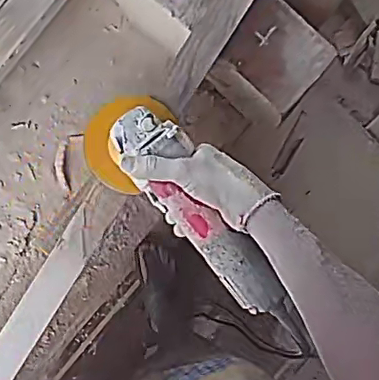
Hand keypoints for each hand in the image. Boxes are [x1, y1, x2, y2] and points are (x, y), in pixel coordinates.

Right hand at [117, 144, 279, 231]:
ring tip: (176, 216)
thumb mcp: (182, 171)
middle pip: (176, 184)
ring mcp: (212, 191)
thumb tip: (129, 161)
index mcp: (201, 154)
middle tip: (165, 202)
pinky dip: (189, 221)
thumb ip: (154, 167)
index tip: (151, 182)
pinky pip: (196, 214)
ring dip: (178, 211)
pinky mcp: (216, 209)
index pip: (172, 160)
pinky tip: (186, 225)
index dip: (159, 173)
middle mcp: (207, 171)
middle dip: (168, 197)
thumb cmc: (225, 183)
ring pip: (185, 201)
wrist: (249, 209)